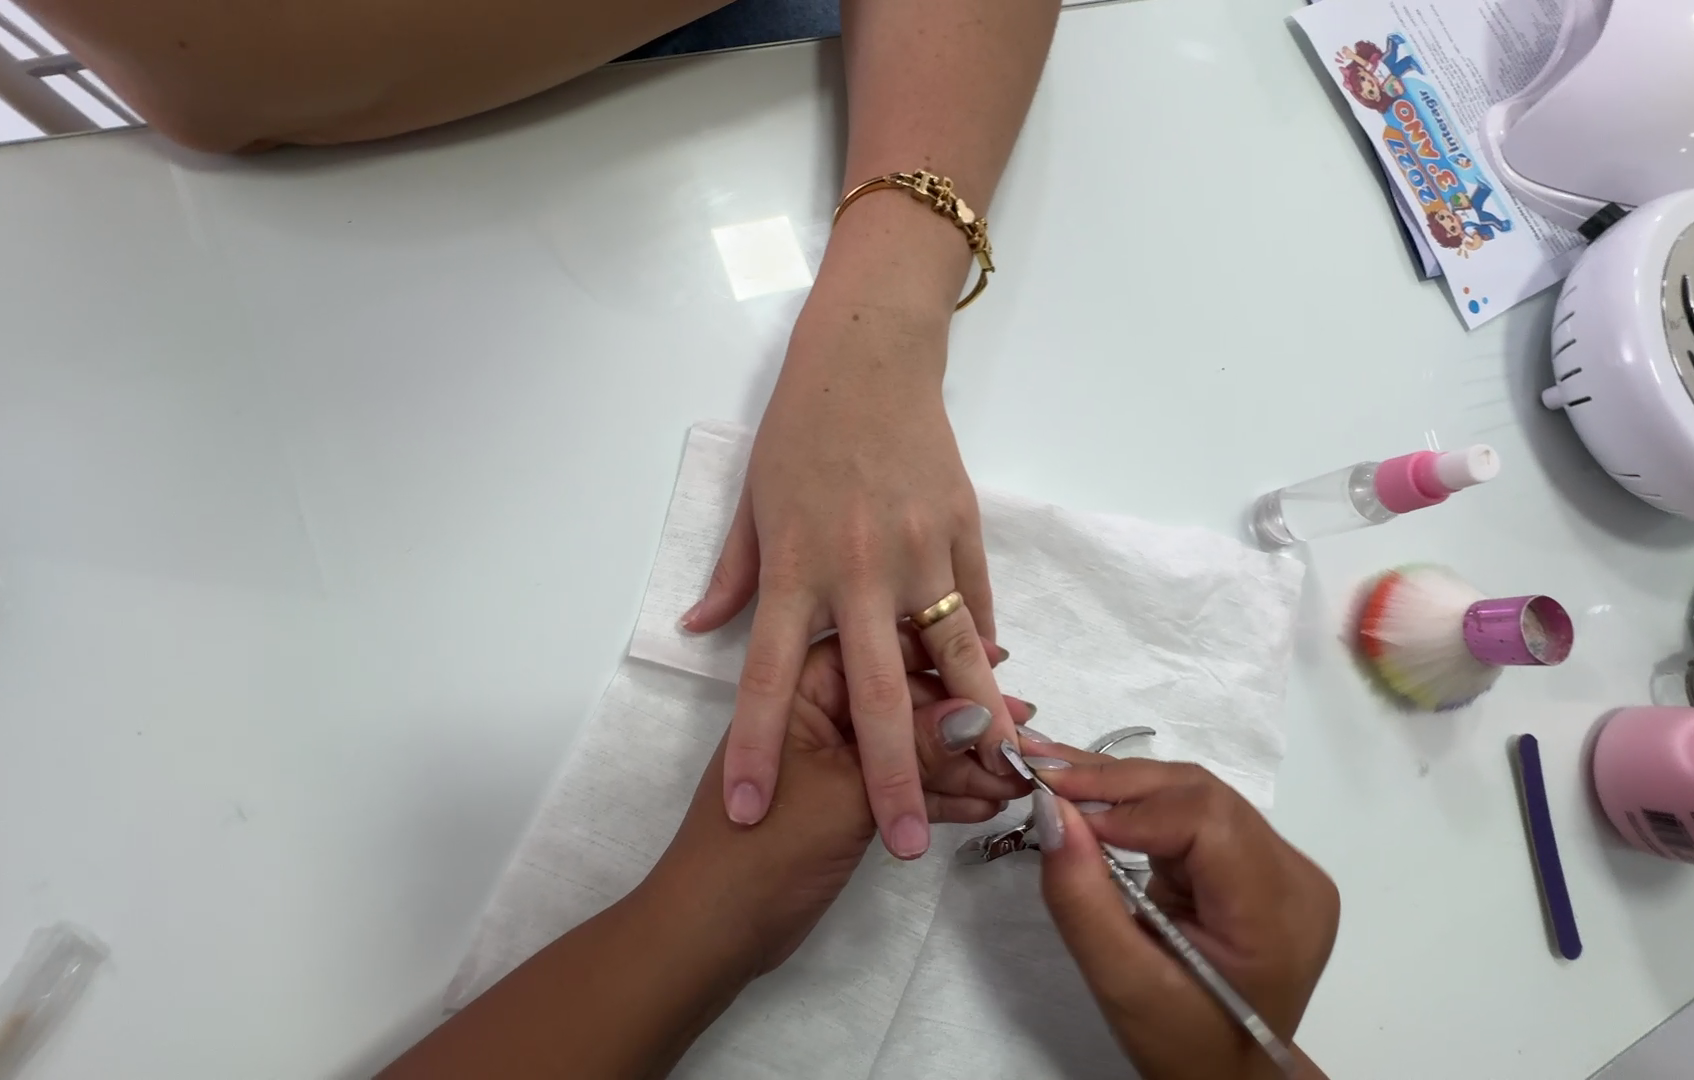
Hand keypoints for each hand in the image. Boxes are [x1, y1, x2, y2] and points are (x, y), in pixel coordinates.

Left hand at [647, 630, 1029, 973]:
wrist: (715, 934)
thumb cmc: (768, 847)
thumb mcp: (846, 793)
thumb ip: (915, 752)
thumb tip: (981, 715)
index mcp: (807, 687)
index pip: (880, 652)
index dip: (941, 654)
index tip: (997, 659)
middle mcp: (825, 713)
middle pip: (906, 702)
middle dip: (964, 719)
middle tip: (1023, 727)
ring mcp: (839, 759)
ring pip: (910, 748)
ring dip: (961, 765)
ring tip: (1018, 777)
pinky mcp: (850, 801)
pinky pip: (903, 787)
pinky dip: (941, 797)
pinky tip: (988, 804)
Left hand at [682, 243, 1015, 860]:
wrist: (869, 359)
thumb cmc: (802, 431)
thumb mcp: (753, 499)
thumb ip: (732, 574)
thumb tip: (699, 632)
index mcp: (796, 567)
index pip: (770, 676)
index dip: (759, 749)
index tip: (751, 815)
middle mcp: (860, 572)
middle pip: (878, 692)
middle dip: (892, 777)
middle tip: (908, 844)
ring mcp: (922, 553)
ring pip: (954, 656)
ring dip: (973, 724)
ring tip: (993, 781)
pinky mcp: (966, 533)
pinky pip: (977, 607)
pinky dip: (984, 652)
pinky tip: (994, 692)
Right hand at [1029, 746, 1338, 1078]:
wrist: (1223, 1073)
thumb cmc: (1181, 1042)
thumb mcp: (1124, 984)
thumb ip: (1083, 899)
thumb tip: (1050, 808)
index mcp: (1278, 912)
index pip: (1206, 822)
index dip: (1129, 806)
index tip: (1059, 807)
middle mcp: (1290, 871)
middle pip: (1197, 794)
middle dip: (1113, 780)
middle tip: (1040, 770)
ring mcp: (1273, 857)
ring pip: (1186, 789)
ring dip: (1114, 779)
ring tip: (1050, 767)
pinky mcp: (1246, 851)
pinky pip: (1181, 804)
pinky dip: (1127, 796)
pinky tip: (1081, 785)